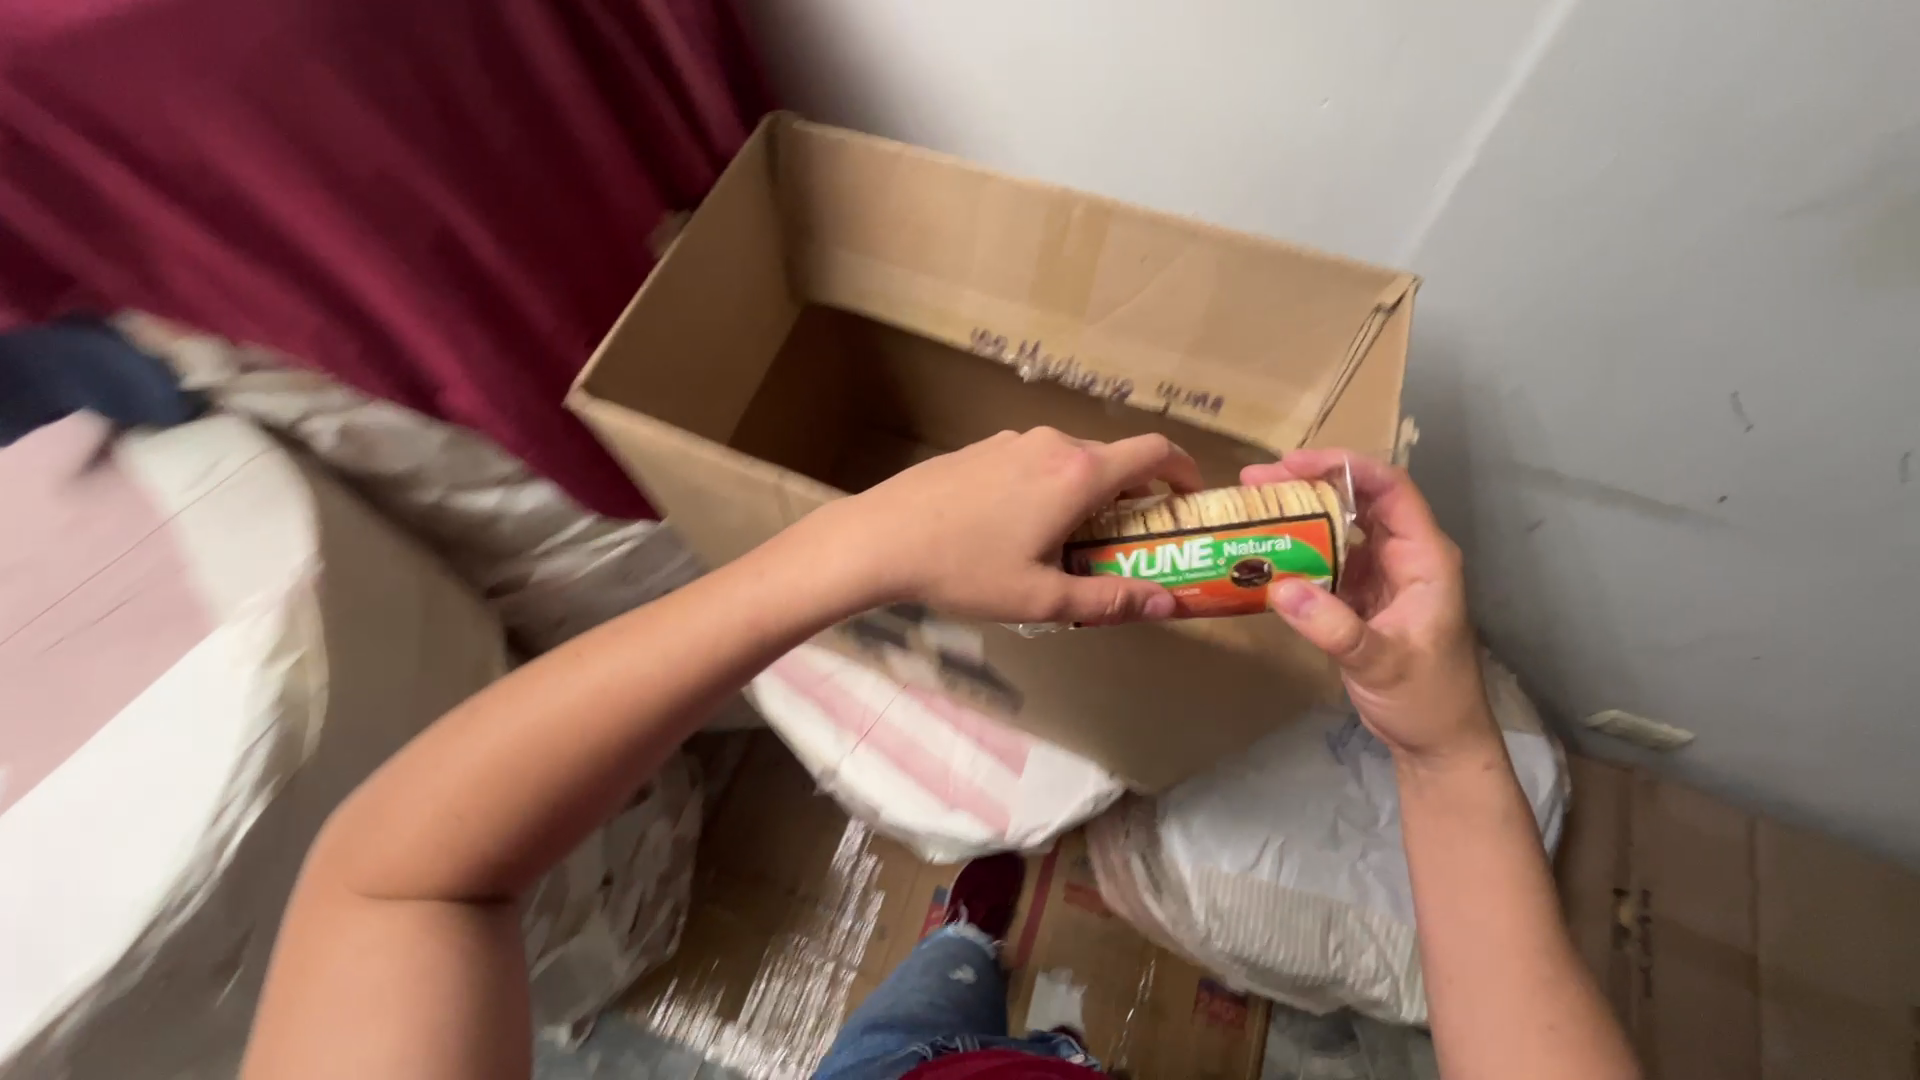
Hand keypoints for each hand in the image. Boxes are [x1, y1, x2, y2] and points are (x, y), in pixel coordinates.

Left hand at [811, 427, 1202, 623]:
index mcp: (1078, 473)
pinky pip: (1033, 461)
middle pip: (1112, 459)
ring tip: (1069, 540)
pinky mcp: (980, 447)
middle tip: (1127, 539)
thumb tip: (1167, 604)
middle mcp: (1051, 444)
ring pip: (1069, 461)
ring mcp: (1012, 440)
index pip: (1154, 452)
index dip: (1184, 470)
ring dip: (1086, 491)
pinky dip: (1049, 485)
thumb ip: (1109, 600)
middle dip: (1132, 494)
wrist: (881, 538)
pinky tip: (1018, 526)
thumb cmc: (966, 569)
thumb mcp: (1042, 598)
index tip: (1190, 497)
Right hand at [1242, 451, 1497, 767]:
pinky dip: (1294, 549)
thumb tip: (1279, 588)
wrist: (1437, 742)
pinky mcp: (1358, 596)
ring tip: (1250, 508)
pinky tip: (1261, 551)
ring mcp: (1380, 575)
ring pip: (1338, 527)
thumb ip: (1333, 627)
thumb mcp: (1381, 662)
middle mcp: (1403, 555)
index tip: (1290, 464)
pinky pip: (1324, 558)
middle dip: (1307, 484)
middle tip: (1253, 482)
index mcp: (1424, 557)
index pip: (1389, 489)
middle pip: (1358, 499)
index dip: (1342, 467)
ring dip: (1297, 514)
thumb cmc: (1425, 698)